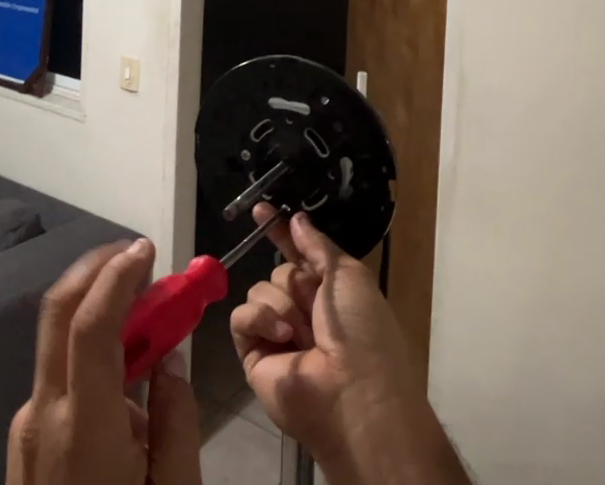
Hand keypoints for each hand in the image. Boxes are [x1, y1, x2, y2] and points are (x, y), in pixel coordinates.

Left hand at [7, 239, 202, 484]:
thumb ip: (175, 420)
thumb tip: (170, 359)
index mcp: (83, 426)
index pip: (91, 325)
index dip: (118, 276)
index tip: (148, 249)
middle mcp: (43, 411)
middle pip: (57, 312)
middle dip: (97, 268)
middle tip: (139, 255)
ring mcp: (27, 422)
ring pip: (57, 340)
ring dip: (98, 308)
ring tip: (150, 312)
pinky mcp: (25, 435)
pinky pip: (58, 373)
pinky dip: (90, 348)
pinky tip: (127, 368)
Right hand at [230, 206, 467, 484]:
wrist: (353, 395)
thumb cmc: (363, 331)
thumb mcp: (350, 277)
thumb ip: (317, 246)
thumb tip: (296, 219)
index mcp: (330, 294)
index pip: (298, 255)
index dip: (281, 234)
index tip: (260, 210)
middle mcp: (302, 312)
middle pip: (278, 272)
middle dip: (291, 282)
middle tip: (311, 305)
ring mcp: (276, 333)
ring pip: (258, 291)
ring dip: (279, 304)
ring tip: (298, 332)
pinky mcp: (253, 353)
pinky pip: (241, 317)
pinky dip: (259, 321)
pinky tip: (280, 337)